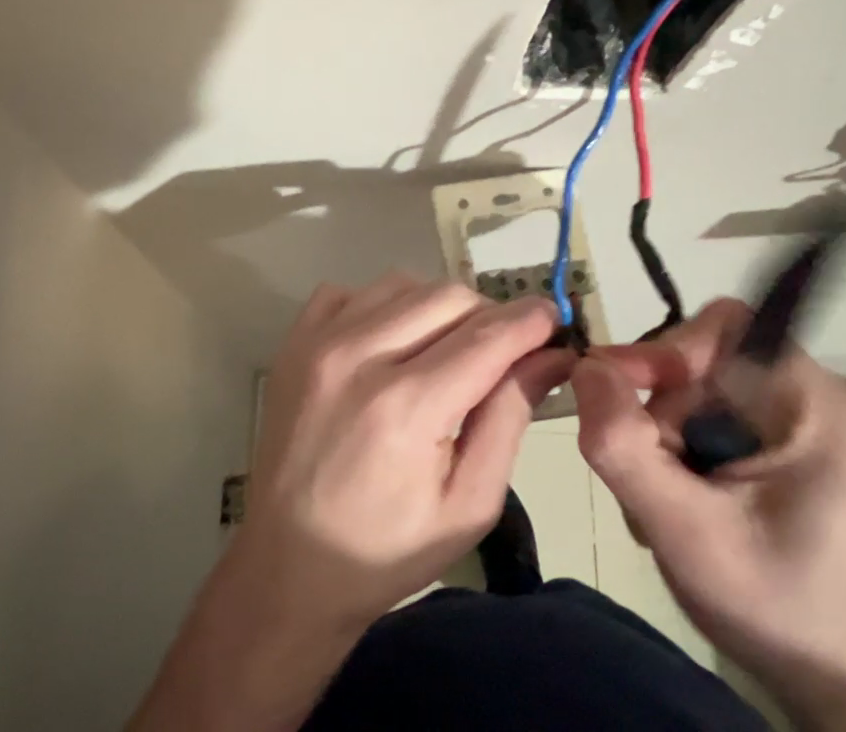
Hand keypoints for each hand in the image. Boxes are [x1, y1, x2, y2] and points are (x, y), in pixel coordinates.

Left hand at [130, 273, 569, 731]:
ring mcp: (317, 344)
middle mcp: (358, 357)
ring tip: (448, 351)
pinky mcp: (293, 343)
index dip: (531, 321)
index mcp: (406, 406)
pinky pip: (351, 292)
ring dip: (438, 307)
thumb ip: (509, 418)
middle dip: (489, 315)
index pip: (487, 335)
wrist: (290, 561)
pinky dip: (383, 306)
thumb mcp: (469, 504)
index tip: (555, 320)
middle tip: (504, 351)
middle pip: (447, 296)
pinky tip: (391, 345)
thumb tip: (549, 357)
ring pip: (401, 284)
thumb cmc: (387, 547)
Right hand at [573, 299, 845, 729]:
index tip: (616, 403)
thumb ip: (623, 445)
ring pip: (719, 393)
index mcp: (828, 407)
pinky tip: (702, 503)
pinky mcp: (828, 446)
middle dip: (666, 418)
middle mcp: (843, 398)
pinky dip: (704, 451)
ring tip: (675, 507)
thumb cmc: (777, 611)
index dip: (661, 357)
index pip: (724, 331)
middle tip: (652, 484)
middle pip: (715, 364)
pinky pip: (740, 417)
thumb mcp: (683, 531)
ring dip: (678, 441)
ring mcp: (840, 422)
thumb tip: (583, 366)